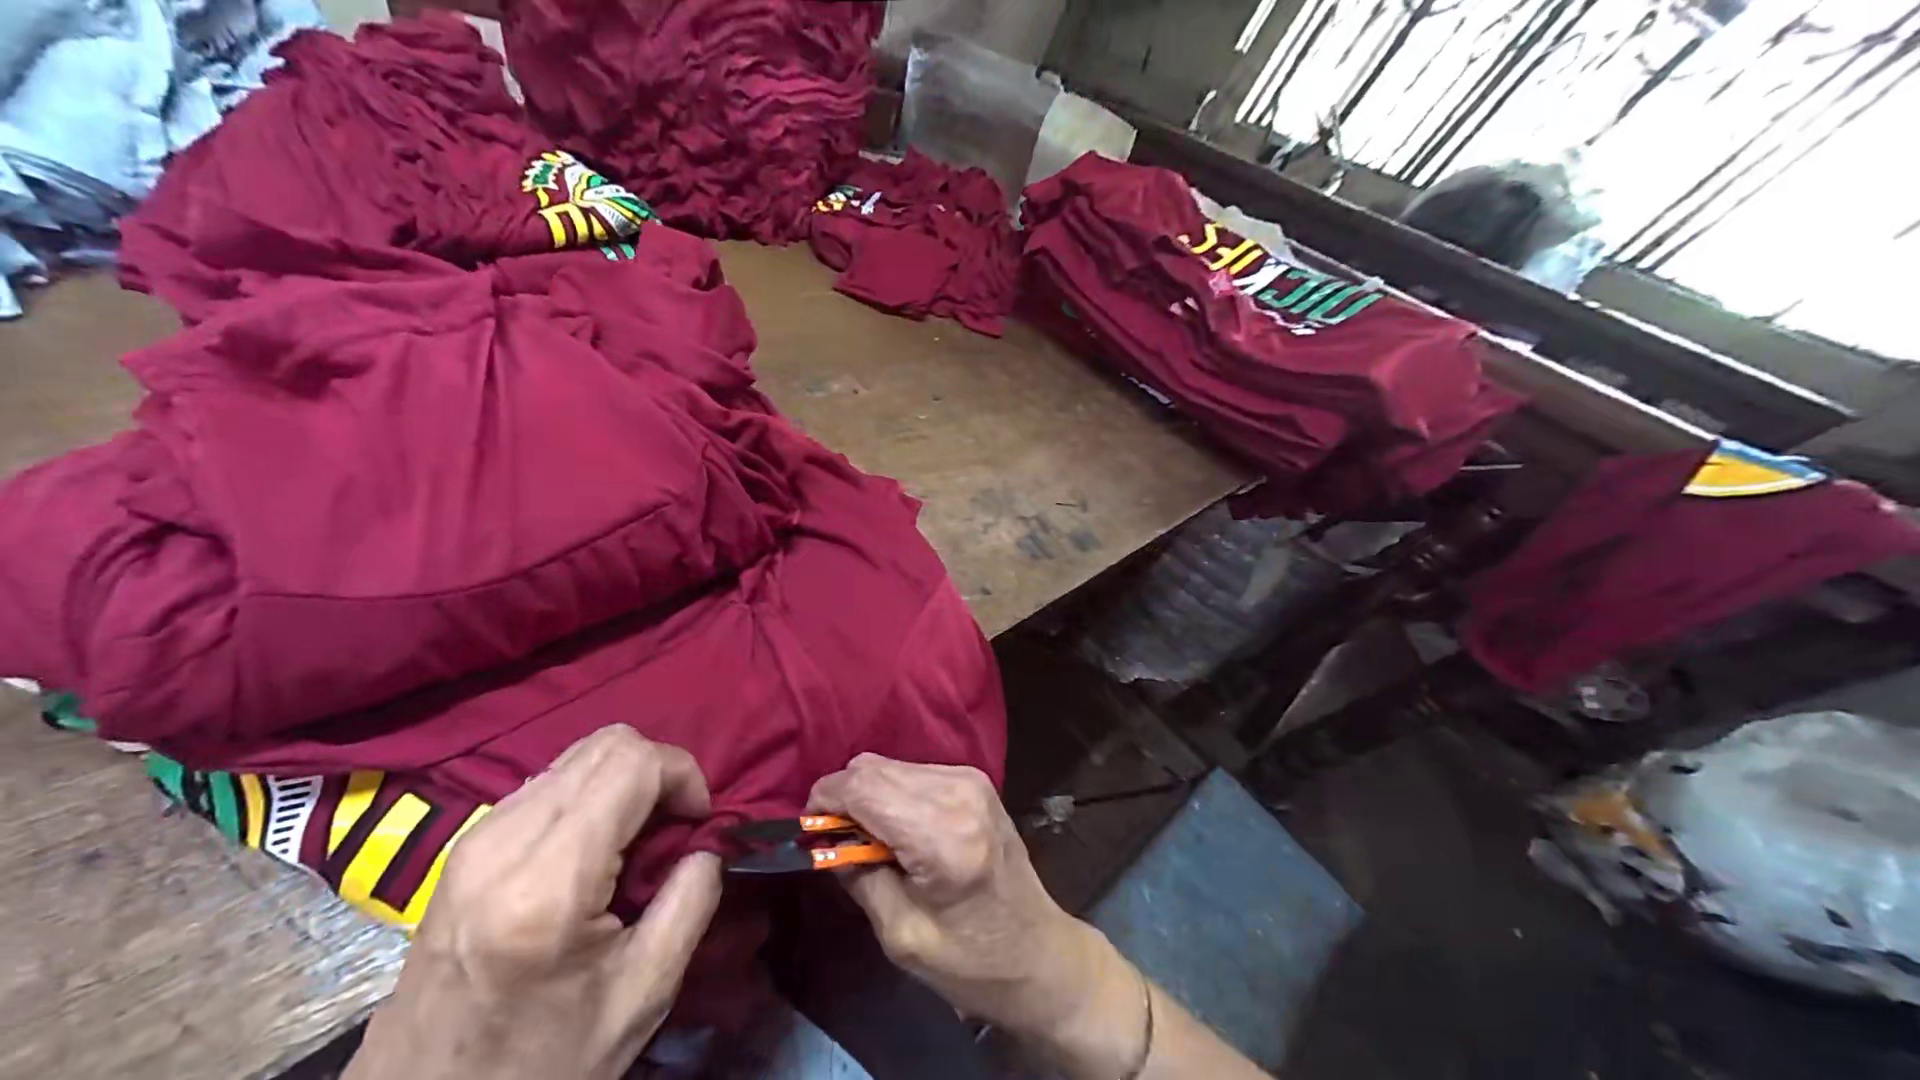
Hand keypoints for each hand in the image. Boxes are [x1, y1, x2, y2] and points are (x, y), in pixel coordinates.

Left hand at [345, 727, 723, 1079]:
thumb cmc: (544, 1061)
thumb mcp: (644, 993)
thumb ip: (692, 900)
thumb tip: (710, 840)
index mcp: (547, 886)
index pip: (632, 764)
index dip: (683, 775)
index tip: (700, 821)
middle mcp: (502, 843)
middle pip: (606, 744)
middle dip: (659, 770)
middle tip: (675, 825)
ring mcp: (475, 837)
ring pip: (578, 754)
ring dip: (626, 780)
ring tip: (639, 836)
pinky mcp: (465, 842)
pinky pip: (551, 780)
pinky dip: (593, 793)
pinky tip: (597, 845)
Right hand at [807, 755, 1140, 1066]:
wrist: (1039, 953)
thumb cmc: (971, 961)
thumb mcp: (901, 935)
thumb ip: (859, 876)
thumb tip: (823, 838)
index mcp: (943, 837)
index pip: (863, 788)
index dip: (825, 802)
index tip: (810, 831)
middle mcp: (958, 793)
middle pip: (873, 767)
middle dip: (844, 798)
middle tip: (837, 842)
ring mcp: (971, 780)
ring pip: (889, 764)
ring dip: (868, 795)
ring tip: (870, 840)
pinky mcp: (975, 780)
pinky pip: (912, 770)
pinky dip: (892, 792)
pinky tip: (898, 829)